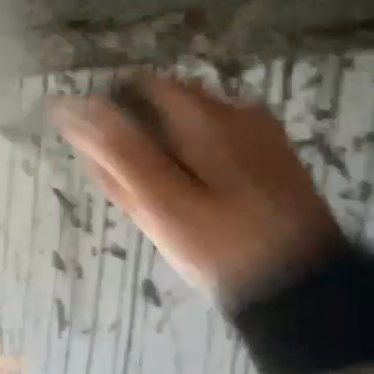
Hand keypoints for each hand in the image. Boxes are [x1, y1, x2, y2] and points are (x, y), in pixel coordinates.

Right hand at [52, 77, 340, 297]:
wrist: (304, 288)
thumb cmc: (218, 242)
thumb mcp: (156, 198)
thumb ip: (113, 146)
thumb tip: (69, 104)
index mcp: (205, 116)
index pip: (138, 85)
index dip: (107, 108)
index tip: (96, 146)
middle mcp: (235, 113)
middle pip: (161, 107)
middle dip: (136, 136)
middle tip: (128, 185)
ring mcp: (259, 135)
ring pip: (185, 128)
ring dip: (161, 151)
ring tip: (157, 198)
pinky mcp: (272, 159)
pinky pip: (213, 145)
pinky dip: (190, 162)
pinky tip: (190, 197)